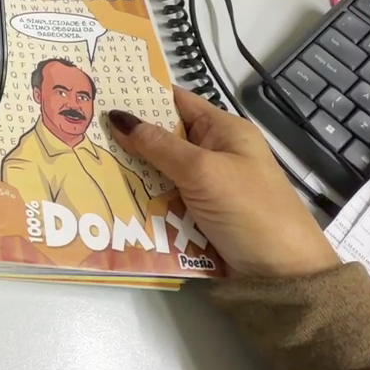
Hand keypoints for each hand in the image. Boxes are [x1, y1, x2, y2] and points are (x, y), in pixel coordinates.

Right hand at [107, 88, 339, 279]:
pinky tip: (112, 191)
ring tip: (89, 159)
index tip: (100, 91)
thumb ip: (158, 144)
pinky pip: (163, 194)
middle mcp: (215, 151)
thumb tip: (117, 116)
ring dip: (132, 167)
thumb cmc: (250, 211)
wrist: (285, 278)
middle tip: (84, 128)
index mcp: (224, 130)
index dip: (141, 94)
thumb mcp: (202, 171)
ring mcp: (207, 183)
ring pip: (158, 166)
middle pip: (162, 134)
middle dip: (128, 134)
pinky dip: (142, 193)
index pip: (176, 100)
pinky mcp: (199, 210)